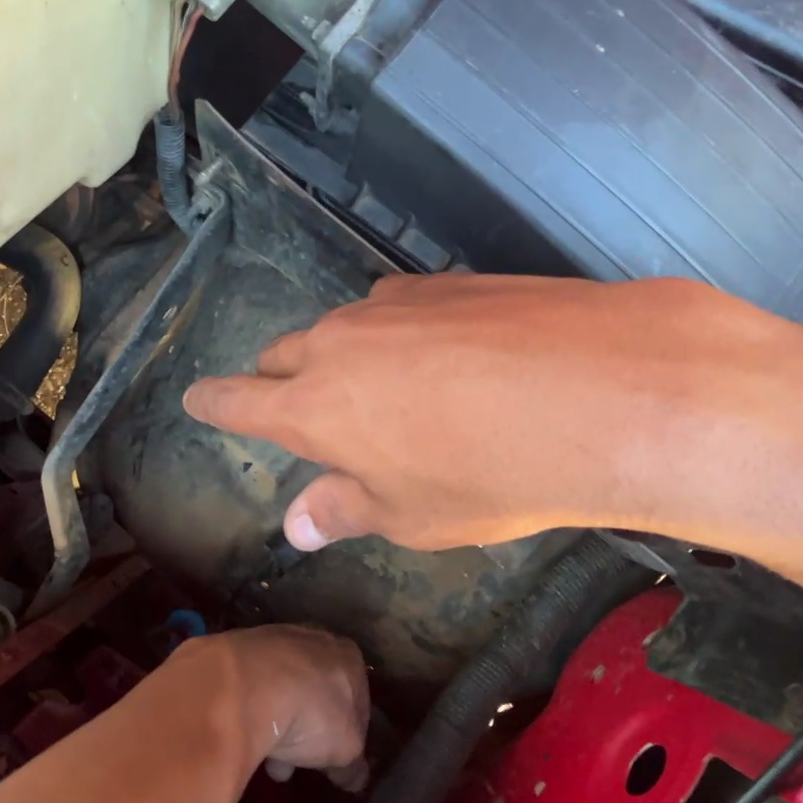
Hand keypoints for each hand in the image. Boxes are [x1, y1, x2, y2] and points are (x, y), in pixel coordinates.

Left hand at [169, 626, 369, 790]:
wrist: (248, 685)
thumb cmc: (312, 714)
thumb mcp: (345, 751)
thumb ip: (353, 764)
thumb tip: (354, 776)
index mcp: (348, 657)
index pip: (357, 699)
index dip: (348, 733)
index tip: (334, 759)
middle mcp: (315, 639)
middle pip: (317, 693)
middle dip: (307, 733)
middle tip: (296, 764)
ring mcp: (276, 640)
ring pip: (284, 690)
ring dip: (279, 725)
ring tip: (268, 760)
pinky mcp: (241, 647)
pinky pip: (255, 686)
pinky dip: (254, 710)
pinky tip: (247, 736)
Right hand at [183, 273, 802, 552]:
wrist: (603, 390)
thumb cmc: (494, 475)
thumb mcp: (415, 514)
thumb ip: (345, 509)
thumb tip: (297, 522)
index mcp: (312, 407)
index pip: (235, 401)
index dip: (214, 403)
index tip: (198, 400)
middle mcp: (337, 343)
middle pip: (285, 356)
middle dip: (284, 382)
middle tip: (312, 413)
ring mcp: (390, 304)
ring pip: (342, 329)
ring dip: (347, 357)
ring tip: (391, 390)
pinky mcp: (443, 281)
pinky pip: (398, 308)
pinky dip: (401, 332)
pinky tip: (448, 355)